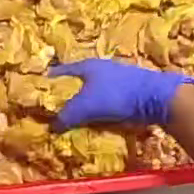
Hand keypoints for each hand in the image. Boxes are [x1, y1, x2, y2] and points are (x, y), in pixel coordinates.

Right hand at [53, 58, 193, 127]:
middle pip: (76, 81)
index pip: (61, 71)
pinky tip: (91, 119)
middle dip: (65, 94)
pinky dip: (95, 109)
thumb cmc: (115, 96)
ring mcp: (114, 79)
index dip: (49, 80)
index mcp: (86, 65)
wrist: (154, 99)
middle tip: (53, 108)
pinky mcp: (125, 91)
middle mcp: (99, 68)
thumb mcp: (84, 107)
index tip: (39, 91)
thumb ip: (65, 117)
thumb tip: (51, 127)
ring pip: (90, 91)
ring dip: (81, 103)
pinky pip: (103, 100)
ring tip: (71, 116)